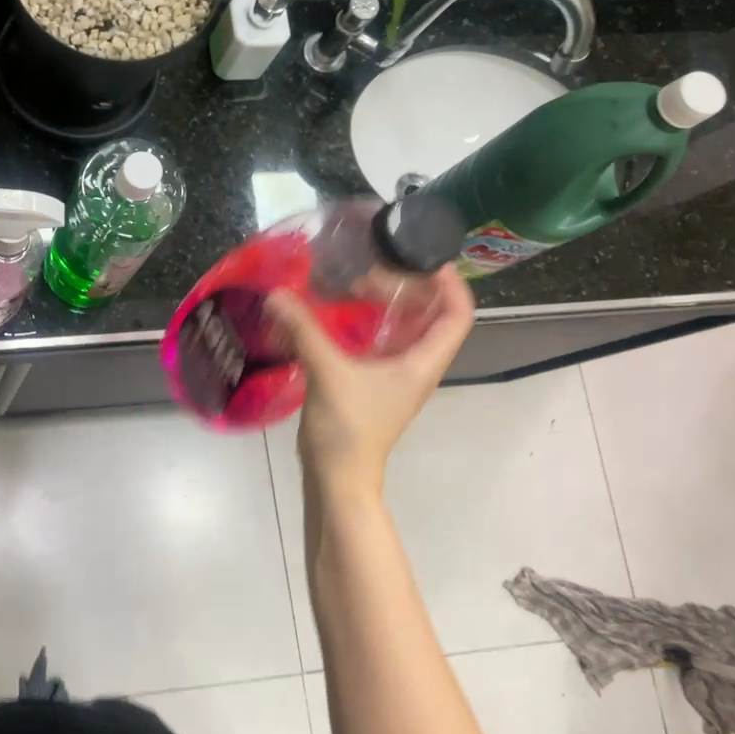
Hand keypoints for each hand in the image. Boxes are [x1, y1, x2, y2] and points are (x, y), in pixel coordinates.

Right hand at [265, 266, 473, 493]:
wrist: (338, 477)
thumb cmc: (348, 428)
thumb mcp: (328, 374)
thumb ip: (305, 332)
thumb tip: (276, 295)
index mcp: (423, 362)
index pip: (458, 314)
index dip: (449, 282)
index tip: (421, 256)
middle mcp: (416, 367)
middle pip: (431, 317)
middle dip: (408, 289)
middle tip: (373, 271)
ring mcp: (394, 378)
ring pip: (403, 332)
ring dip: (385, 307)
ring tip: (353, 288)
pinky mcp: (371, 386)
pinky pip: (378, 346)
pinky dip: (364, 327)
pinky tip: (335, 319)